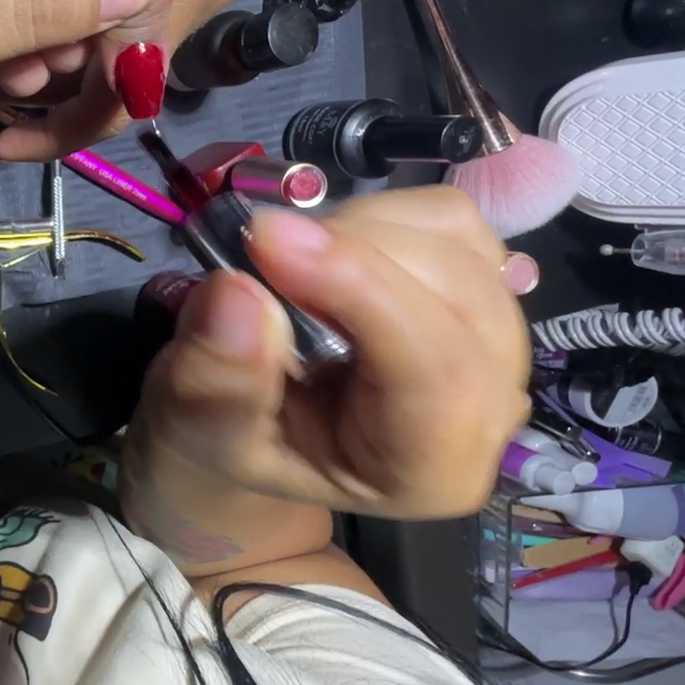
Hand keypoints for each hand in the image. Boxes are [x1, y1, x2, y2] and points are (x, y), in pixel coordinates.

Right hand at [134, 188, 531, 518]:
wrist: (248, 429)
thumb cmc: (223, 439)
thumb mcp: (194, 427)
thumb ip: (217, 377)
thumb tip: (239, 289)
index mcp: (426, 469)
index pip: (435, 366)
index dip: (358, 286)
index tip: (264, 238)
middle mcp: (485, 408)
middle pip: (457, 291)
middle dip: (348, 250)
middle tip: (255, 250)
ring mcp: (490, 343)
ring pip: (456, 243)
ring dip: (356, 230)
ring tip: (284, 262)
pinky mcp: (475, 290)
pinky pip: (447, 221)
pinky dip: (376, 215)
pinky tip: (322, 254)